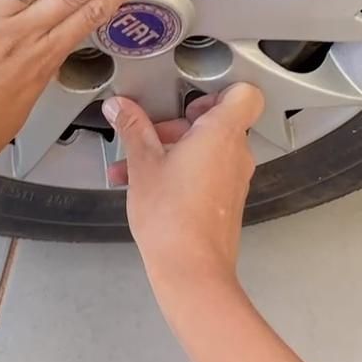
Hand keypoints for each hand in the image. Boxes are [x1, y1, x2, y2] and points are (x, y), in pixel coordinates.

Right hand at [104, 83, 264, 288]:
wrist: (191, 272)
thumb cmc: (172, 218)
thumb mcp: (142, 163)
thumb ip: (132, 127)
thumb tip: (118, 106)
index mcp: (222, 133)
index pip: (243, 93)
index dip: (217, 89)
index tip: (188, 98)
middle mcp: (236, 152)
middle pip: (213, 120)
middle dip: (176, 125)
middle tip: (148, 137)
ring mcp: (234, 178)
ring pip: (204, 147)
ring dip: (171, 150)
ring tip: (134, 165)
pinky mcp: (227, 199)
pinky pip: (205, 171)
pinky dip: (180, 170)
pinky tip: (146, 185)